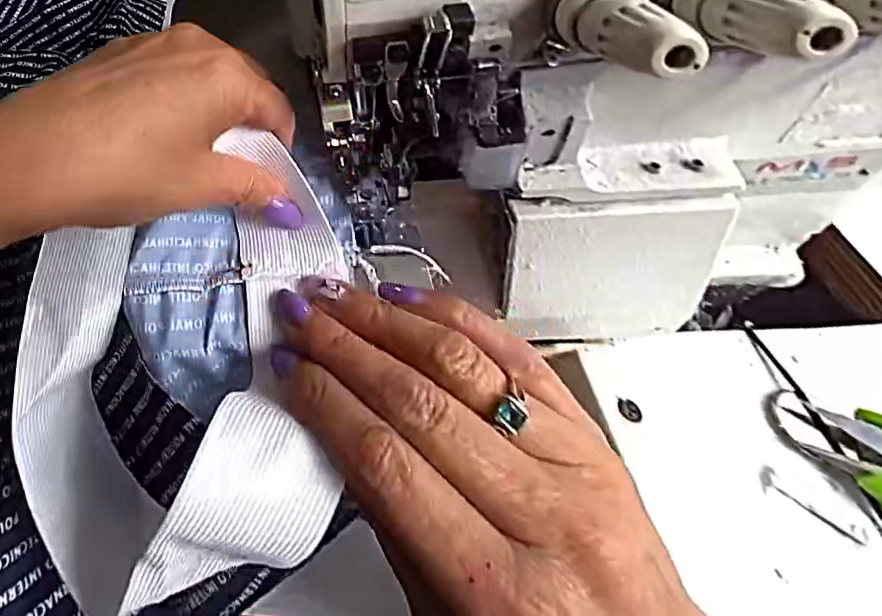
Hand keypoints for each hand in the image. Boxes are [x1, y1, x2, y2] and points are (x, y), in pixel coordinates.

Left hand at [0, 24, 298, 294]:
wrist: (25, 155)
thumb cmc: (124, 170)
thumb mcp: (197, 185)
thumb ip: (253, 186)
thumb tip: (288, 201)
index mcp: (226, 73)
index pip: (277, 108)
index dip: (281, 146)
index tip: (269, 176)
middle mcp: (197, 44)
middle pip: (245, 83)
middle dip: (249, 122)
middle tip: (232, 165)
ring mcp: (155, 41)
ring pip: (206, 73)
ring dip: (213, 106)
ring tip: (189, 148)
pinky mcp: (120, 49)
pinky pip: (170, 69)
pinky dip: (179, 95)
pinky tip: (151, 129)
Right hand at [271, 282, 701, 615]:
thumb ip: (394, 527)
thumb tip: (340, 432)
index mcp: (499, 585)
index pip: (387, 461)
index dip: (327, 403)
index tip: (292, 370)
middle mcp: (542, 511)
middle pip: (416, 399)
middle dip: (343, 346)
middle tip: (301, 315)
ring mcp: (573, 459)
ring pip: (461, 362)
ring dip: (387, 319)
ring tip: (340, 296)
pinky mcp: (589, 427)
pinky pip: (515, 352)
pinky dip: (457, 314)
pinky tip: (413, 299)